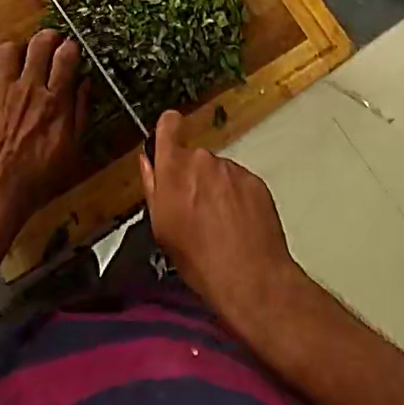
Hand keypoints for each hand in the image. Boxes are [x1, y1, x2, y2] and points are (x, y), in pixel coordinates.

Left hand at [0, 29, 89, 237]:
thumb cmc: (38, 176)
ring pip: (9, 48)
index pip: (66, 54)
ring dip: (20, 50)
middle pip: (39, 42)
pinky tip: (5, 80)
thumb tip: (85, 83)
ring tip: (25, 61)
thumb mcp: (71, 148)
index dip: (72, 47)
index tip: (73, 52)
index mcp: (54, 101)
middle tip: (52, 46)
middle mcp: (27, 89)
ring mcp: (1, 91)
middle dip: (50, 37)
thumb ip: (80, 111)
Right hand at [139, 110, 305, 322]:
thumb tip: (148, 164)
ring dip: (216, 189)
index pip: (168, 125)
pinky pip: (240, 183)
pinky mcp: (255, 182)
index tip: (169, 132)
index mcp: (174, 169)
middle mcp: (204, 161)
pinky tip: (237, 225)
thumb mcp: (161, 227)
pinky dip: (238, 198)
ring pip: (218, 172)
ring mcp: (232, 170)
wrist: (250, 278)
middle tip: (194, 210)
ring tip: (219, 225)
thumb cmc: (200, 259)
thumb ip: (152, 187)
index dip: (168, 127)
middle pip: (194, 158)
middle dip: (193, 177)